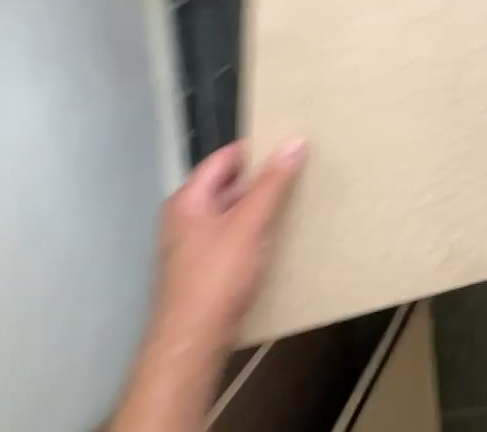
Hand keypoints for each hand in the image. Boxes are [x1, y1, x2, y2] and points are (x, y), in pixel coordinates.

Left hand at [152, 139, 306, 347]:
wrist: (192, 346)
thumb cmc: (216, 279)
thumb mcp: (250, 224)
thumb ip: (272, 183)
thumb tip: (294, 141)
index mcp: (188, 201)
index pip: (224, 159)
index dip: (256, 150)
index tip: (290, 145)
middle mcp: (186, 220)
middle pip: (229, 186)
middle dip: (263, 180)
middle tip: (301, 172)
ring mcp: (193, 247)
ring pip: (233, 215)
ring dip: (262, 209)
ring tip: (297, 202)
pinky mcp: (205, 271)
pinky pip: (235, 239)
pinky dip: (257, 233)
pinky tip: (281, 238)